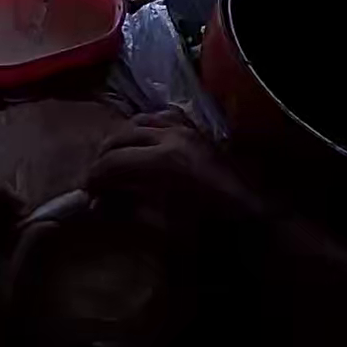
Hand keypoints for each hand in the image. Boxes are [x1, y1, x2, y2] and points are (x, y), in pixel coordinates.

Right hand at [85, 109, 265, 241]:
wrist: (260, 222)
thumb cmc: (215, 230)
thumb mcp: (167, 224)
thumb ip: (129, 207)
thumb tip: (97, 204)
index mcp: (165, 160)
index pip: (115, 161)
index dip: (96, 176)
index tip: (87, 191)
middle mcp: (173, 136)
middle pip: (121, 136)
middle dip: (103, 157)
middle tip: (95, 177)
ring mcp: (186, 130)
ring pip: (138, 121)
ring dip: (121, 139)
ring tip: (113, 158)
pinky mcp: (196, 131)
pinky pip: (161, 117)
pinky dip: (145, 126)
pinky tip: (141, 142)